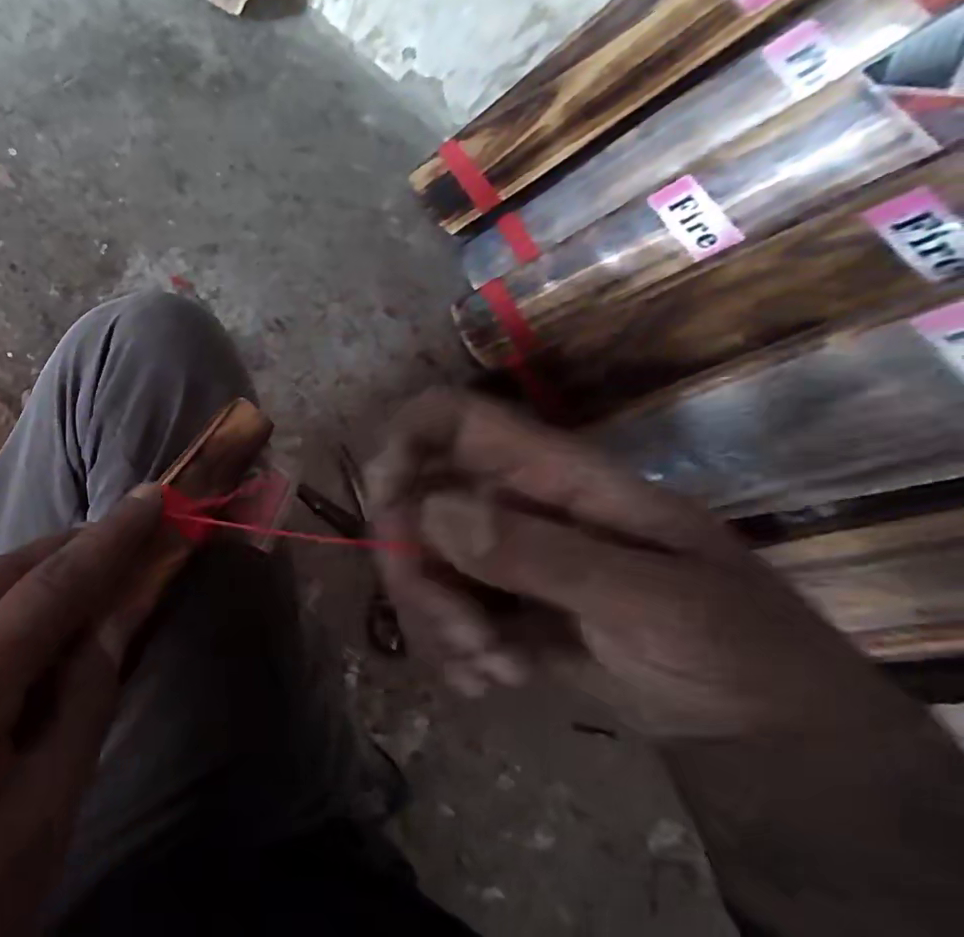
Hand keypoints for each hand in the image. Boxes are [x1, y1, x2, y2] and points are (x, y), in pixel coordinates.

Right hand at [364, 389, 900, 739]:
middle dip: (416, 568)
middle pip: (413, 502)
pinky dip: (448, 649)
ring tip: (494, 668)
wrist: (766, 734)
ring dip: (435, 619)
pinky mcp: (490, 604)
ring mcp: (497, 555)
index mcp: (556, 477)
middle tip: (459, 630)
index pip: (453, 419)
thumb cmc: (741, 650)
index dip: (403, 442)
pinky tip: (492, 679)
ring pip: (414, 562)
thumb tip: (431, 512)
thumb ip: (544, 555)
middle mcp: (512, 505)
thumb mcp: (658, 603)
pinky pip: (431, 610)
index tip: (387, 503)